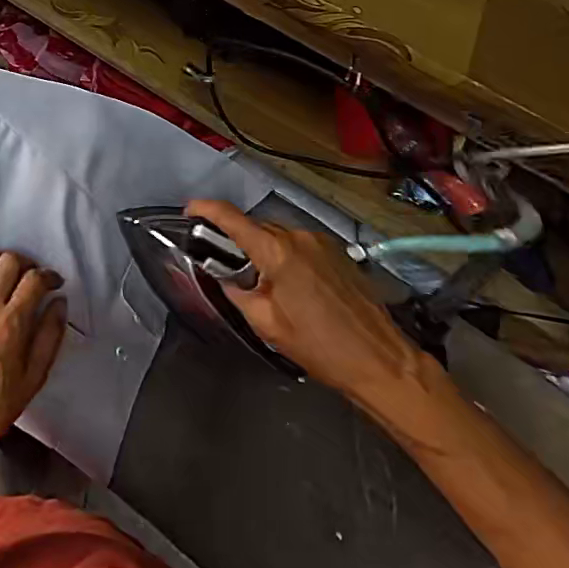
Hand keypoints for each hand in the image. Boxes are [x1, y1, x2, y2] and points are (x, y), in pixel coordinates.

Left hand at [0, 251, 67, 452]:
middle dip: (30, 264)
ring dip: (6, 262)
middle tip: (37, 279)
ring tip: (16, 276)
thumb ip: (51, 333)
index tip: (55, 284)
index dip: (50, 276)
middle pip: (11, 261)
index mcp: (12, 323)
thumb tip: (59, 304)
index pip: (35, 279)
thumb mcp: (37, 372)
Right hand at [188, 200, 432, 404]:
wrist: (378, 358)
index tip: (190, 210)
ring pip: (278, 236)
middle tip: (225, 269)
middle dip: (237, 243)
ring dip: (264, 252)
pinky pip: (299, 244)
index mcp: (278, 253)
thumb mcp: (268, 324)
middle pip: (256, 228)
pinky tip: (292, 288)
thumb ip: (238, 293)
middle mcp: (300, 237)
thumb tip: (223, 276)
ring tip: (265, 287)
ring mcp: (321, 241)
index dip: (206, 209)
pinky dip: (287, 257)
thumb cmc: (322, 347)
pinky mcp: (336, 250)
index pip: (233, 219)